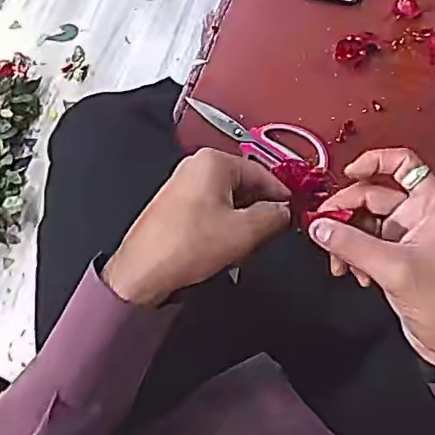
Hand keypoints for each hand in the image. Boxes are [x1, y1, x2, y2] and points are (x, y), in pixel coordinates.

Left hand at [102, 148, 291, 306]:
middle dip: (259, 212)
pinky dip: (223, 228)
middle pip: (245, 186)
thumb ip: (274, 216)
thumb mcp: (245, 231)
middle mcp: (196, 167)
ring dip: (241, 224)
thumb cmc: (180, 247)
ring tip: (241, 248)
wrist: (142, 273)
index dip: (281, 194)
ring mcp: (184, 186)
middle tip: (268, 233)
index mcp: (212, 162)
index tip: (292, 210)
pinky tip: (223, 250)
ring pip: (229, 201)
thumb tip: (284, 212)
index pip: (262, 172)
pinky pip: (212, 211)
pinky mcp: (176, 207)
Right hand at [306, 148, 434, 372]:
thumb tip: (319, 226)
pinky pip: (367, 243)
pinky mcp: (399, 257)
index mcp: (432, 205)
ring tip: (338, 261)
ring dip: (346, 237)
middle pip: (375, 194)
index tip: (348, 173)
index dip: (375, 161)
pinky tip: (350, 273)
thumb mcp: (395, 269)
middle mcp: (420, 215)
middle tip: (323, 227)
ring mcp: (409, 236)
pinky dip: (354, 254)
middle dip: (347, 211)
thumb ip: (352, 244)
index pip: (404, 163)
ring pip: (367, 221)